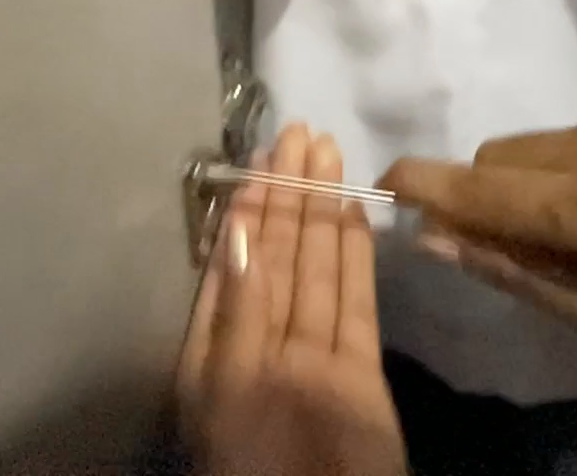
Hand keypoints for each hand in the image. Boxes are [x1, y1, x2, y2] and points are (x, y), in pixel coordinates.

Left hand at [177, 126, 405, 475]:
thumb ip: (239, 307)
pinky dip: (355, 256)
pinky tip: (352, 211)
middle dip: (289, 193)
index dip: (248, 206)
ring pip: (317, 267)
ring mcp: (313, 354)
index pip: (234, 257)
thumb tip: (239, 230)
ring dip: (323, 209)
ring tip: (328, 154)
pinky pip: (355, 303)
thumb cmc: (251, 465)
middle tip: (299, 133)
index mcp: (218, 345)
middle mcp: (263, 339)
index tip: (259, 157)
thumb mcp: (229, 387)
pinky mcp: (358, 371)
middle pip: (279, 252)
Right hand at [380, 102, 576, 374]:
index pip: (478, 185)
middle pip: (493, 156)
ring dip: (520, 188)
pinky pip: (563, 141)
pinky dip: (554, 176)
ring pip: (526, 147)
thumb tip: (440, 244)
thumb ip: (524, 277)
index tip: (380, 188)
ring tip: (572, 242)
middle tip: (504, 253)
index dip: (422, 185)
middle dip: (480, 198)